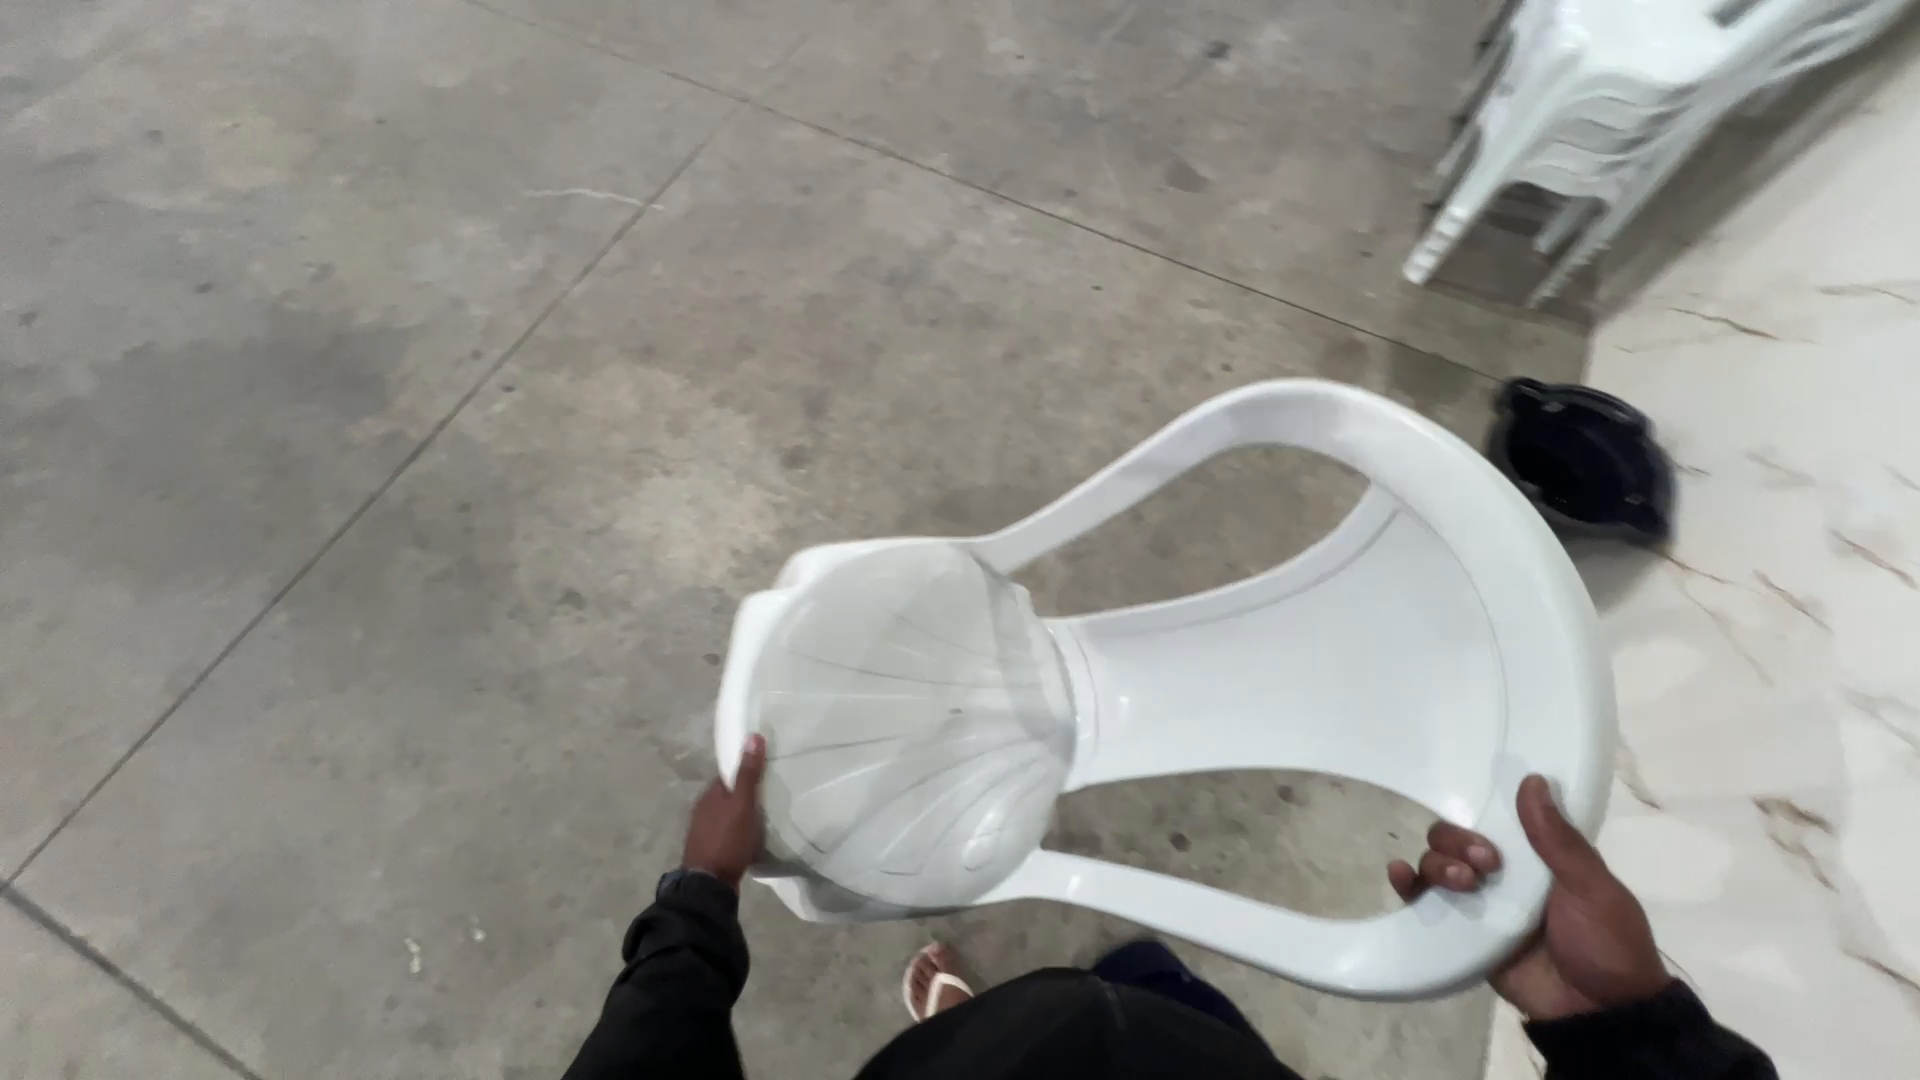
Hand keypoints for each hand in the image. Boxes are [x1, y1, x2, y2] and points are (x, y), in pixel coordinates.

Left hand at [681, 735, 766, 889]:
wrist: (709, 886)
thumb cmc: (727, 839)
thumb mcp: (742, 804)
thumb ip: (748, 773)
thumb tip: (752, 735)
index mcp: (710, 795)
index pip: (729, 774)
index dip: (747, 770)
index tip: (768, 770)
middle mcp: (703, 809)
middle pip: (728, 794)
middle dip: (746, 793)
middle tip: (772, 792)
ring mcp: (704, 831)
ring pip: (727, 814)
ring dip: (743, 813)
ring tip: (766, 814)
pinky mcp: (711, 850)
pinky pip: (728, 832)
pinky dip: (740, 830)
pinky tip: (753, 836)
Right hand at [1387, 774, 1672, 1020]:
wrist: (1600, 1016)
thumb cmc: (1607, 945)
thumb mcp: (1595, 890)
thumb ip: (1560, 841)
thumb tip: (1533, 780)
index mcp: (1531, 857)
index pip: (1490, 818)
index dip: (1482, 810)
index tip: (1491, 824)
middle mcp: (1497, 873)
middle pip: (1451, 836)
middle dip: (1456, 841)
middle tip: (1485, 864)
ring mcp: (1475, 901)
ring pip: (1433, 862)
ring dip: (1437, 863)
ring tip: (1464, 884)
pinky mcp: (1458, 930)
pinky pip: (1421, 899)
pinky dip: (1405, 883)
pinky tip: (1400, 875)